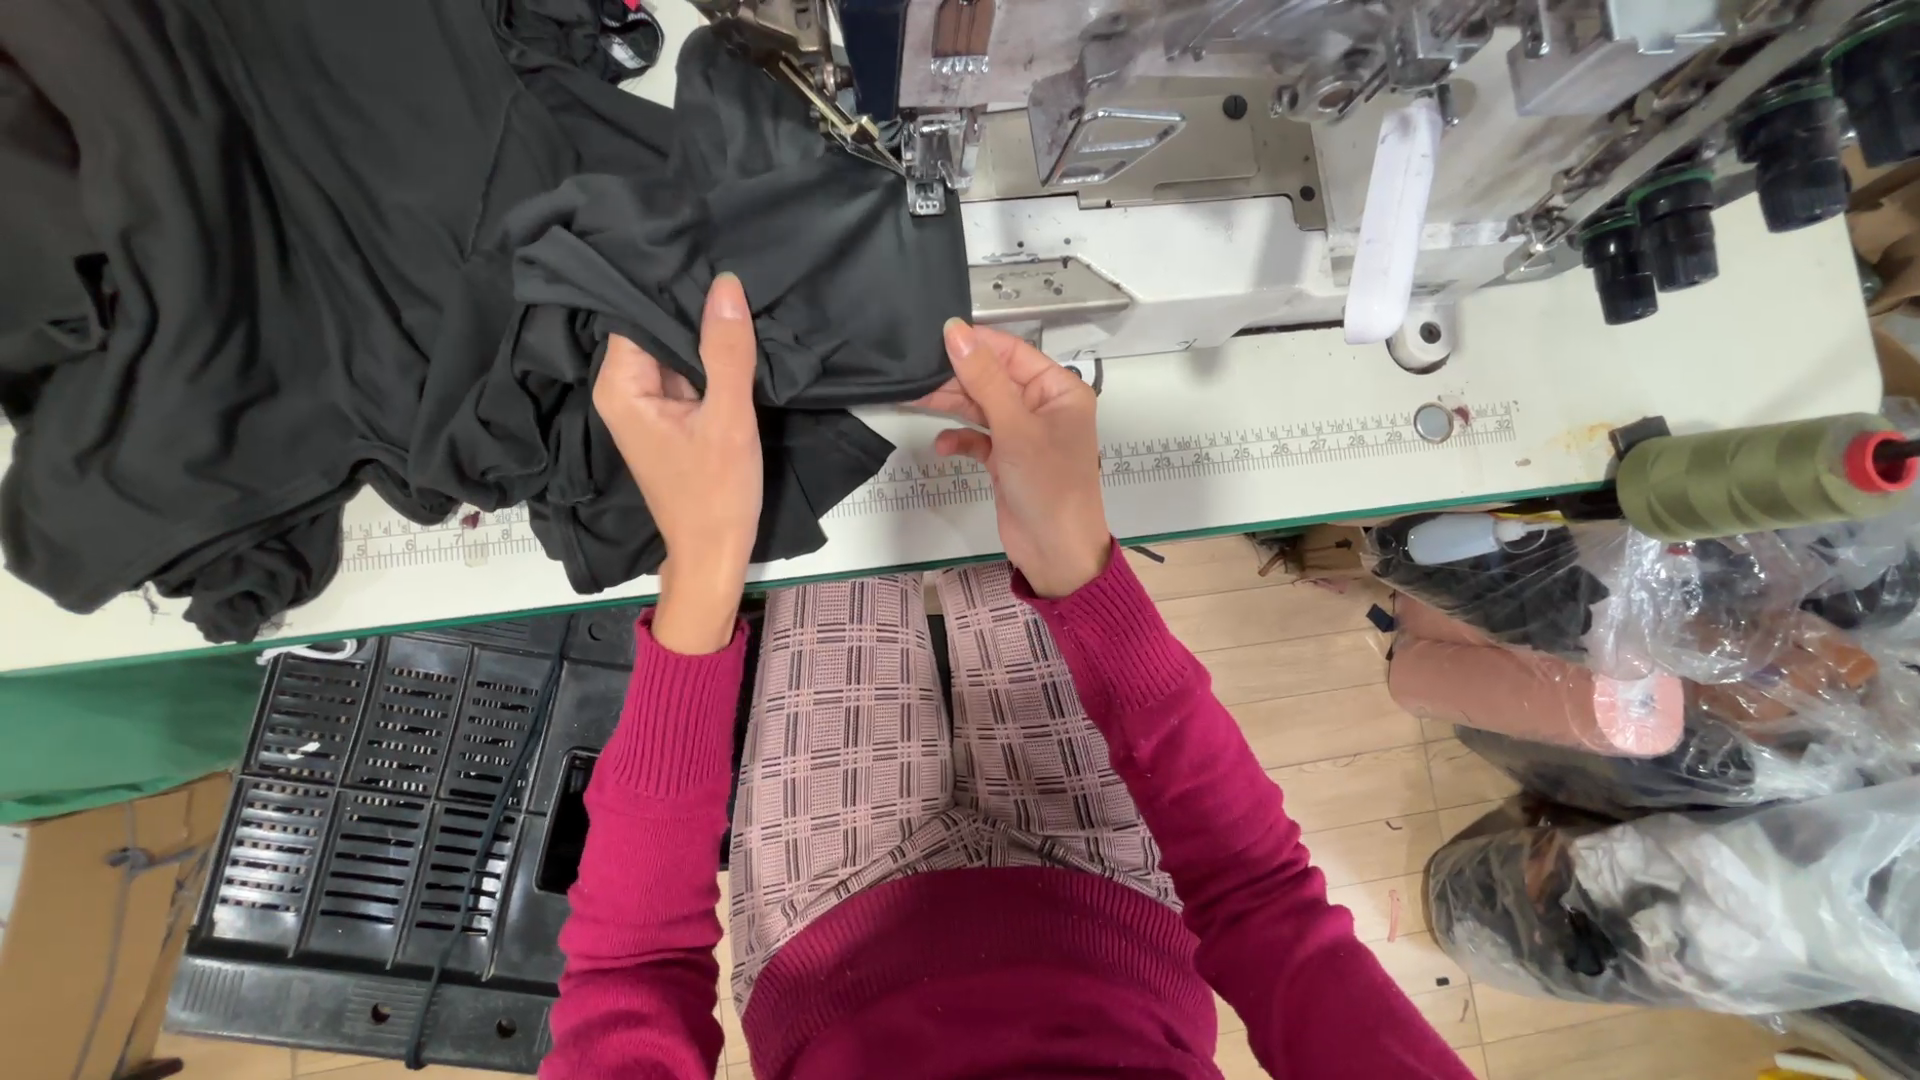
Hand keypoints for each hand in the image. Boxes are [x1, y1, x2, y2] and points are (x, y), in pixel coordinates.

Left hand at [593, 273, 762, 653]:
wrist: (716, 553)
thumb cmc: (716, 493)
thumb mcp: (728, 420)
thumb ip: (726, 353)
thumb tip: (725, 284)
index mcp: (620, 387)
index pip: (638, 313)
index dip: (673, 287)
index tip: (706, 253)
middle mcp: (624, 391)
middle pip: (656, 330)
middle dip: (694, 308)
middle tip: (737, 273)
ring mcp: (649, 405)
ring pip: (676, 352)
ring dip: (707, 335)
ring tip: (744, 300)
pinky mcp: (671, 418)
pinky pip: (689, 375)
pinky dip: (712, 362)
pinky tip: (740, 341)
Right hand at [914, 320, 1111, 597]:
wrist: (1056, 552)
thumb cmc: (1048, 485)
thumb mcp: (1015, 427)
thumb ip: (983, 378)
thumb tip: (955, 331)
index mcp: (1059, 390)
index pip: (1013, 352)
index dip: (976, 343)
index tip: (935, 336)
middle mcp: (1043, 407)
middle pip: (994, 378)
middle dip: (958, 376)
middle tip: (916, 372)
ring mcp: (1024, 435)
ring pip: (982, 407)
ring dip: (952, 405)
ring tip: (915, 398)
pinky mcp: (1007, 460)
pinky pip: (979, 439)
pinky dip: (960, 439)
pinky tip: (943, 444)